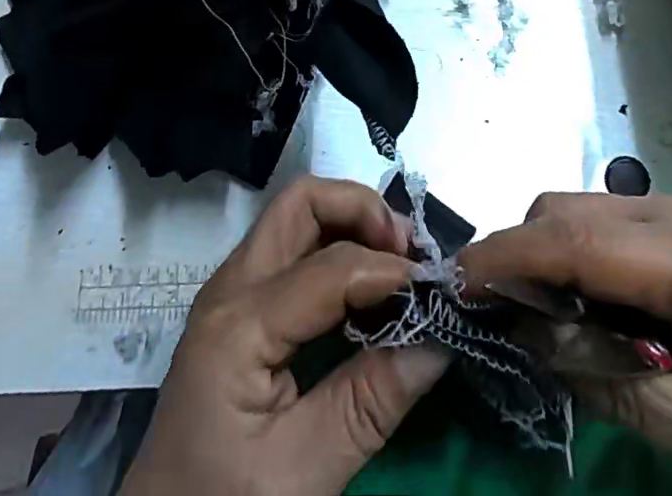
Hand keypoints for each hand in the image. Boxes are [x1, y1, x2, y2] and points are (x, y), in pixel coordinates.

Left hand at [120, 177, 452, 495]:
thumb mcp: (302, 467)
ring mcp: (233, 288)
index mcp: (239, 322)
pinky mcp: (242, 302)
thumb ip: (370, 402)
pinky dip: (337, 245)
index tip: (435, 294)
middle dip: (361, 210)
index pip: (327, 266)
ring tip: (399, 262)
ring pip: (295, 216)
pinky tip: (369, 283)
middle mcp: (231, 285)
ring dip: (351, 222)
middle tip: (410, 253)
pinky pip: (292, 247)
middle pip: (299, 204)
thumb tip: (439, 339)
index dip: (387, 270)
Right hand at [461, 193, 671, 495]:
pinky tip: (607, 321)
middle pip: (569, 213)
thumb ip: (608, 378)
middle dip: (522, 257)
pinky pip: (624, 238)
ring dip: (555, 264)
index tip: (451, 287)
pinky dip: (592, 270)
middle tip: (506, 323)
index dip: (499, 259)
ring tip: (556, 329)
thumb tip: (520, 335)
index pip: (566, 238)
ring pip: (591, 219)